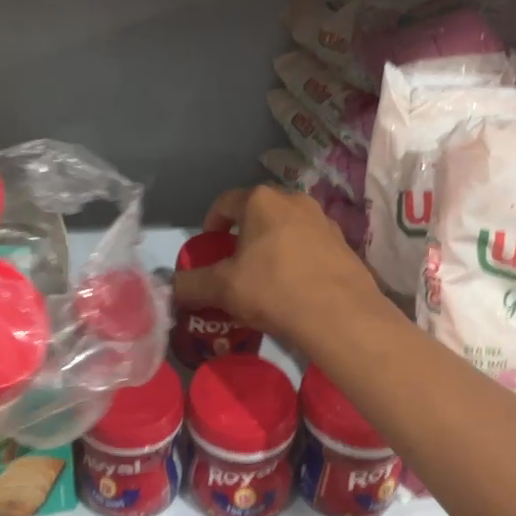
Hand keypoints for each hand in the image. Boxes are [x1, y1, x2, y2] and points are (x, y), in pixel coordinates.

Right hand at [172, 185, 387, 345]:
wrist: (340, 315)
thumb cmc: (274, 290)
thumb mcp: (223, 288)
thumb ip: (192, 284)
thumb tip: (172, 287)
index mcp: (260, 201)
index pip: (225, 202)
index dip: (211, 222)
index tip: (208, 245)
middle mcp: (293, 200)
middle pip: (258, 211)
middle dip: (243, 232)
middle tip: (234, 260)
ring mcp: (323, 220)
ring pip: (287, 226)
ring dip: (272, 243)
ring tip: (265, 274)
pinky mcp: (343, 243)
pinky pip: (310, 243)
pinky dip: (298, 256)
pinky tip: (295, 285)